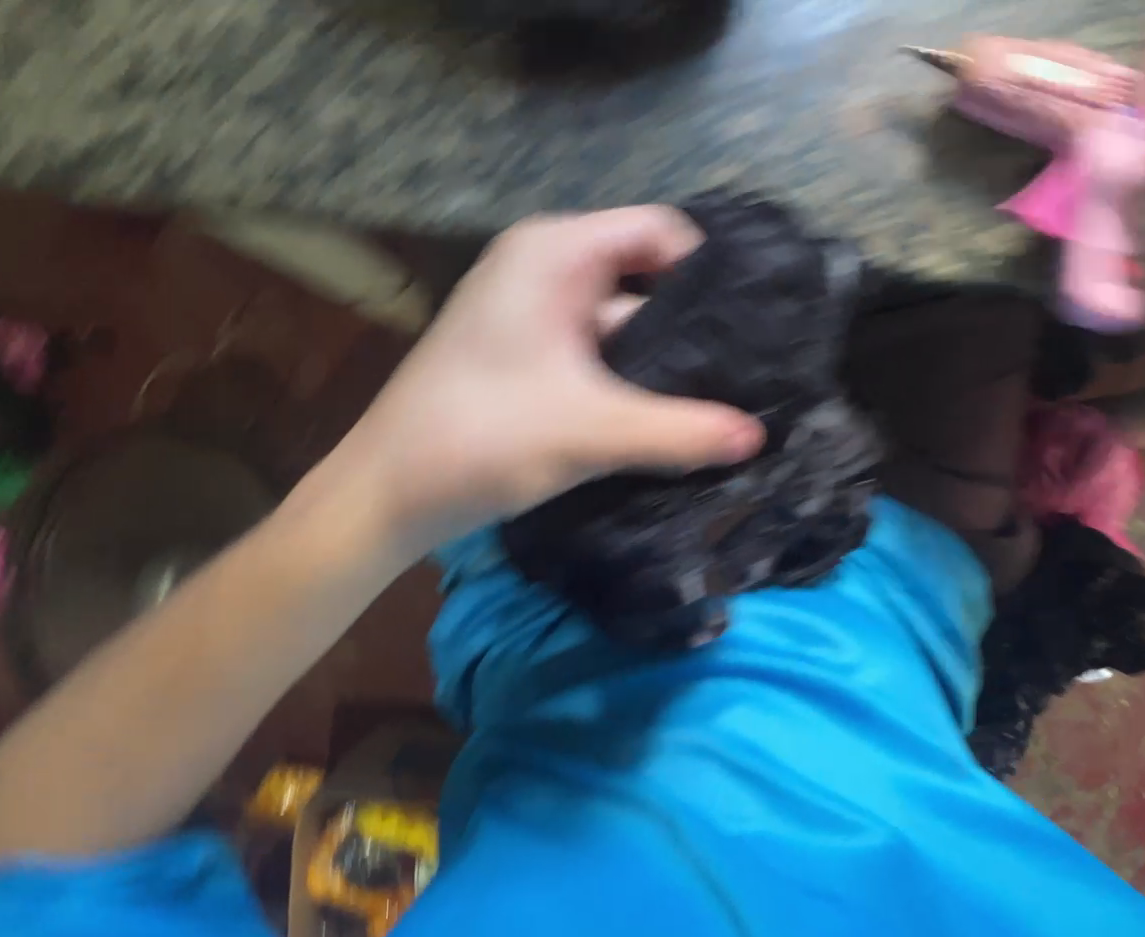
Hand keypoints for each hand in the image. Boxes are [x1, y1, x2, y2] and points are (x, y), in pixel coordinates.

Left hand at [300, 207, 765, 550]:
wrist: (386, 494)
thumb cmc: (481, 439)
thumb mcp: (592, 432)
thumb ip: (681, 432)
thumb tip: (758, 438)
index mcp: (555, 253)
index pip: (661, 234)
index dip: (710, 277)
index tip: (752, 331)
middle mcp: (543, 269)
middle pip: (644, 281)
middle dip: (691, 330)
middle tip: (748, 378)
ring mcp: (530, 314)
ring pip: (620, 326)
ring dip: (660, 365)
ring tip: (720, 405)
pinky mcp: (523, 357)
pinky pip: (594, 356)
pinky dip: (627, 383)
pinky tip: (665, 422)